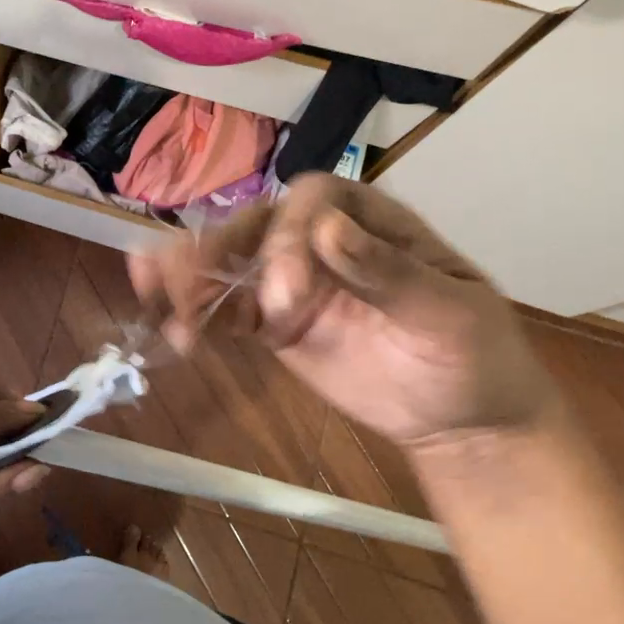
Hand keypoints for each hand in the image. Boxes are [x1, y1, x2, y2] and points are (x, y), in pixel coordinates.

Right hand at [130, 174, 556, 447]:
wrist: (461, 420)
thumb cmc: (474, 356)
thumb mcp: (447, 313)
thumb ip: (388, 272)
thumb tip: (326, 230)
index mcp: (369, 221)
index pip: (312, 202)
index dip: (288, 235)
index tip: (285, 295)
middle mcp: (321, 242)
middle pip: (256, 227)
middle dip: (219, 252)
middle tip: (189, 286)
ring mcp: (292, 283)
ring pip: (230, 265)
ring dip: (189, 276)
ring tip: (149, 289)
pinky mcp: (272, 325)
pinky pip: (227, 312)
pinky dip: (196, 317)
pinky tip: (171, 329)